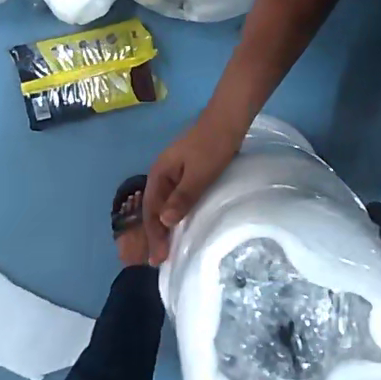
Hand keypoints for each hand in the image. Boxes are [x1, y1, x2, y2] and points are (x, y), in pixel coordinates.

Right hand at [144, 117, 243, 264]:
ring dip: (165, 226)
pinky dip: (177, 214)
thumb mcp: (199, 175)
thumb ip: (182, 197)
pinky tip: (184, 224)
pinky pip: (177, 199)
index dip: (154, 235)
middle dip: (155, 234)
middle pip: (154, 209)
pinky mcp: (189, 173)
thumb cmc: (212, 146)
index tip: (159, 258)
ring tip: (169, 247)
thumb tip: (164, 222)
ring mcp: (175, 173)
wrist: (229, 120)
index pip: (151, 211)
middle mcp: (162, 174)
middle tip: (160, 260)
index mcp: (159, 174)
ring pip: (165, 205)